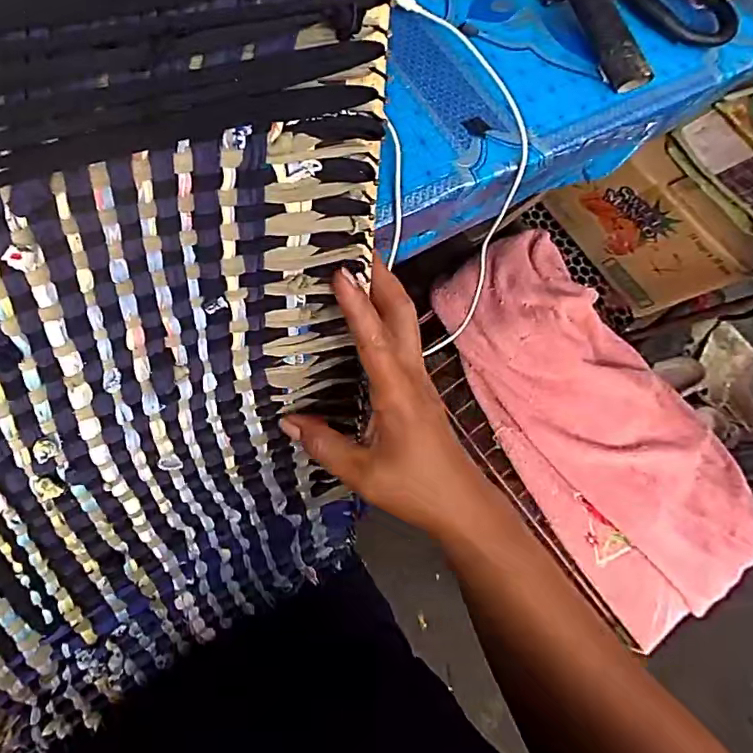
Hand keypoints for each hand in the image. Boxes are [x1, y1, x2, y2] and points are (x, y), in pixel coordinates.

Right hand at [282, 265, 503, 543]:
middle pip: (402, 313)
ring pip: (406, 321)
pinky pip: (403, 338)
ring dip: (387, 291)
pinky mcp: (419, 386)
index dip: (356, 304)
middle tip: (358, 248)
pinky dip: (387, 314)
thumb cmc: (416, 488)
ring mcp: (419, 378)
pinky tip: (370, 318)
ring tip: (362, 269)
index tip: (341, 271)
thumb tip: (289, 419)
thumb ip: (325, 444)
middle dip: (382, 277)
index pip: (374, 339)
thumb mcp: (363, 474)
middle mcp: (411, 375)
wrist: (463, 505)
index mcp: (396, 392)